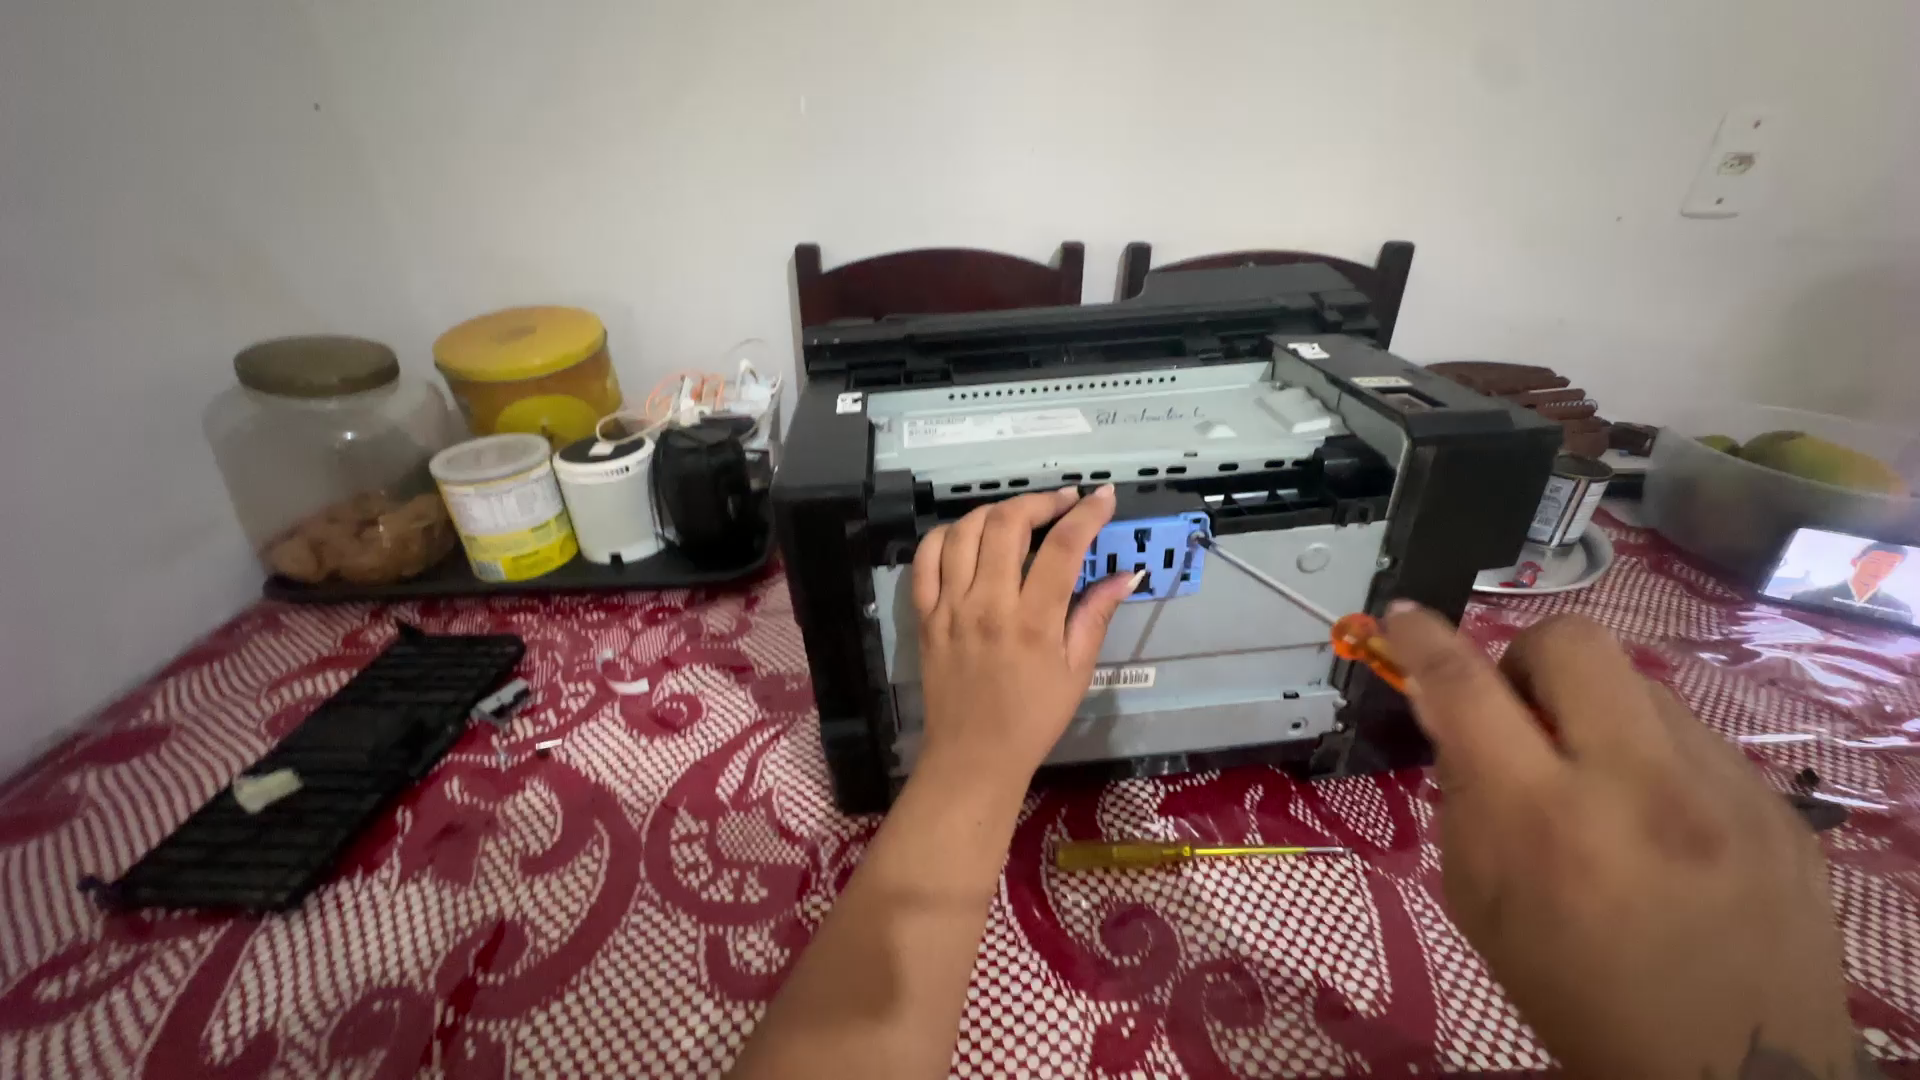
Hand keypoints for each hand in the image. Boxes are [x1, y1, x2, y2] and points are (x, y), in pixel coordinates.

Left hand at [910, 485, 1135, 786]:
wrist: (973, 756)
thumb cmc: (1033, 718)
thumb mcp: (1077, 671)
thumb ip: (1096, 615)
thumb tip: (1126, 574)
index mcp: (1033, 621)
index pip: (1063, 548)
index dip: (1087, 514)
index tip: (1102, 497)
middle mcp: (987, 604)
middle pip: (1007, 524)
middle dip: (1040, 501)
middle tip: (1062, 503)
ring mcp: (949, 607)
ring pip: (964, 531)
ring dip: (995, 511)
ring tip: (1018, 515)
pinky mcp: (924, 614)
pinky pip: (925, 558)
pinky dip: (946, 535)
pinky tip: (967, 535)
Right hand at [1384, 607, 1860, 1079]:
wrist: (1725, 1076)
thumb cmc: (1564, 982)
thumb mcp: (1475, 889)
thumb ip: (1462, 786)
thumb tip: (1447, 706)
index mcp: (1544, 816)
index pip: (1466, 688)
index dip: (1424, 639)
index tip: (1404, 617)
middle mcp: (1641, 787)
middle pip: (1574, 643)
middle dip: (1525, 656)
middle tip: (1518, 711)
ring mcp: (1727, 794)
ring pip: (1638, 684)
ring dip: (1590, 708)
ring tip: (1590, 773)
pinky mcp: (1780, 811)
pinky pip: (1692, 735)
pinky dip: (1647, 750)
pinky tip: (1650, 814)